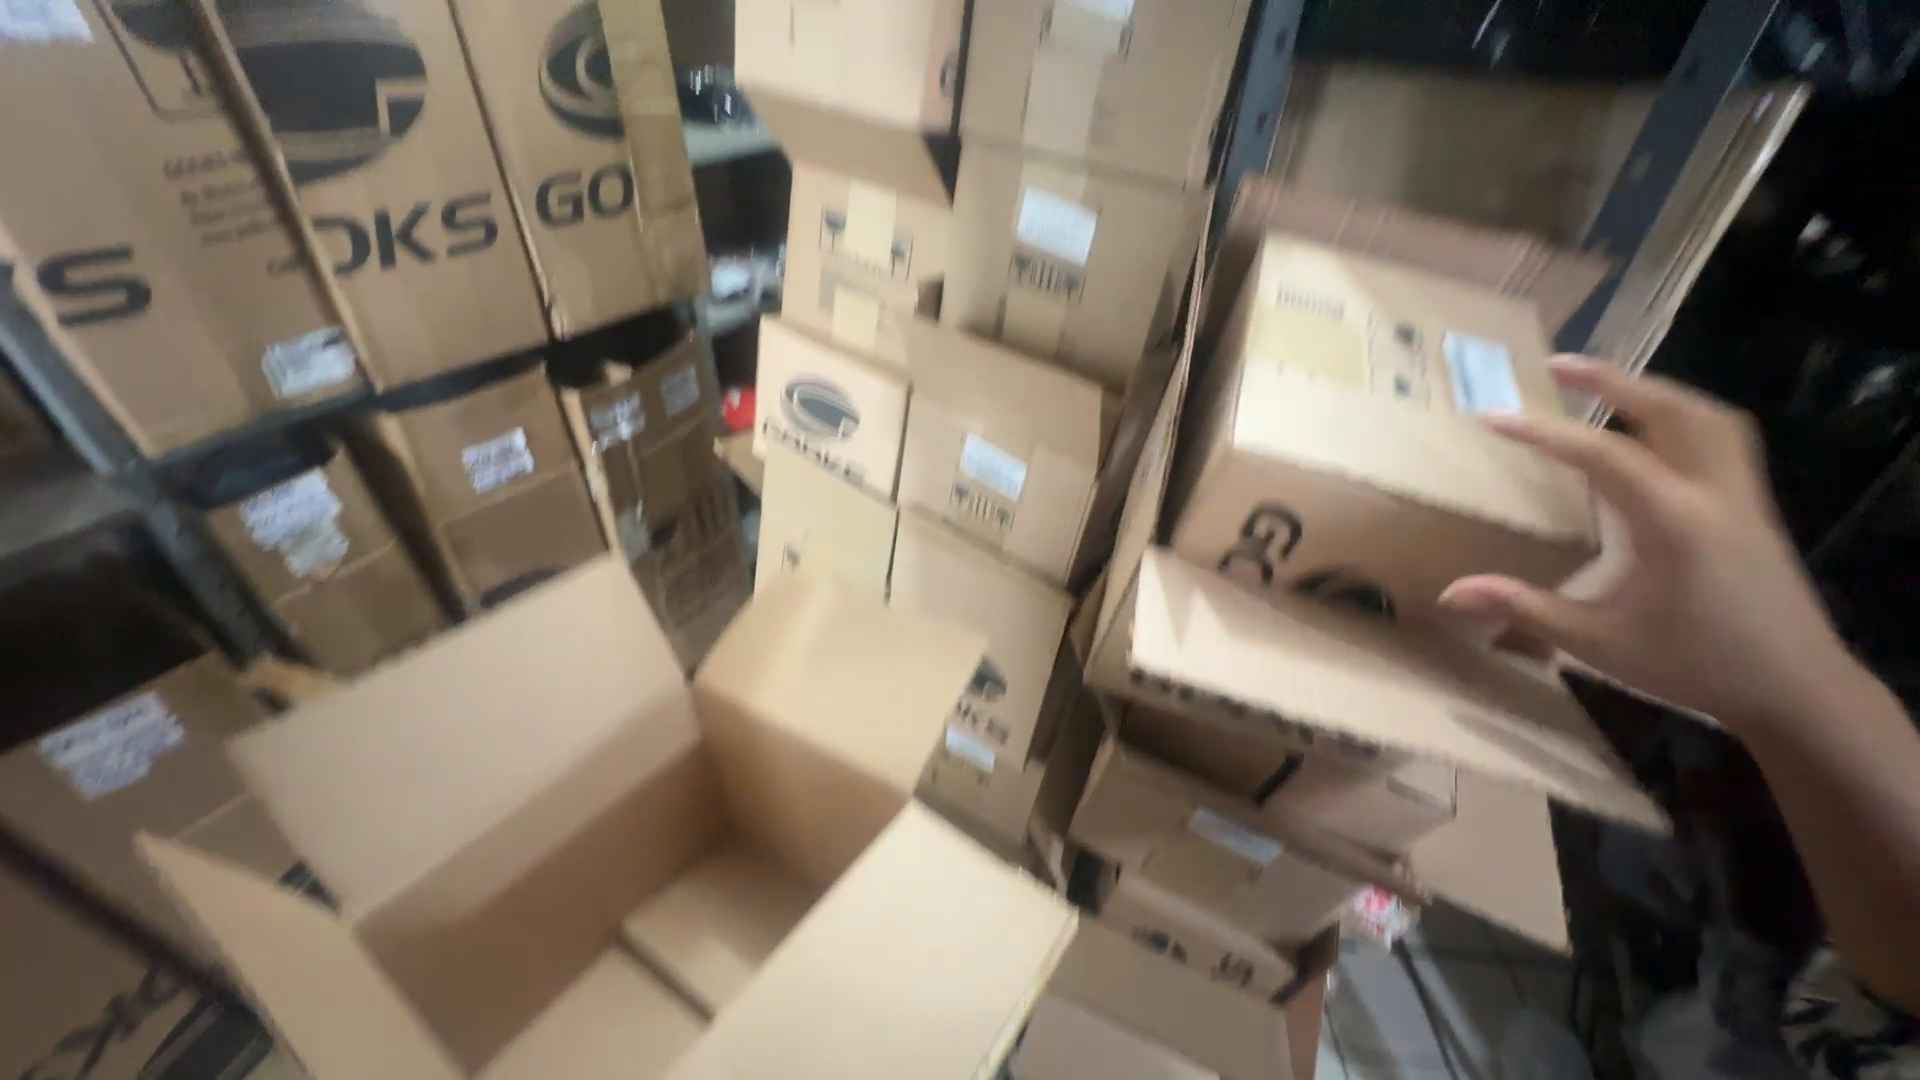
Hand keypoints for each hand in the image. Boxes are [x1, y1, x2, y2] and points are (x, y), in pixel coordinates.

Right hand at [1438, 356, 1857, 727]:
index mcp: (1676, 524)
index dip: (1544, 433)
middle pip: (1675, 412)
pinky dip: (1680, 418)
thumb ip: (1524, 609)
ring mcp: (1743, 500)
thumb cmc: (1693, 666)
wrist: (1797, 691)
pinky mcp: (1753, 511)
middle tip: (1559, 364)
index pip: (1606, 456)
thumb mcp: (1597, 642)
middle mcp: (1717, 497)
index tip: (1492, 417)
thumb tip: (1450, 593)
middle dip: (1615, 381)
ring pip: (1709, 418)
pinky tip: (1648, 434)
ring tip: (1603, 384)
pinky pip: (1721, 440)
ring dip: (1654, 392)